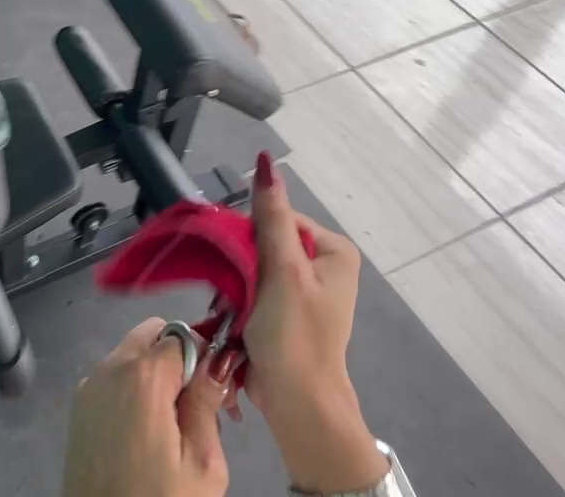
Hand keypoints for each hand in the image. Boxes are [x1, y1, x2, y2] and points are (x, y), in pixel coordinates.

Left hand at [62, 317, 229, 496]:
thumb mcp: (201, 463)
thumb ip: (206, 403)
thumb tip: (214, 361)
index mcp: (141, 375)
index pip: (182, 335)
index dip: (206, 357)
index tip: (220, 393)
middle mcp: (109, 367)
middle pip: (152, 336)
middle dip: (180, 357)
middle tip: (201, 405)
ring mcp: (89, 386)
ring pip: (132, 355)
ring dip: (157, 373)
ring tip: (177, 426)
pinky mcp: (79, 408)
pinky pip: (114, 379)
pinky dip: (134, 389)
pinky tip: (148, 434)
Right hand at [240, 152, 388, 493]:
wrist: (296, 403)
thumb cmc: (294, 334)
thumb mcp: (281, 270)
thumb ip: (271, 217)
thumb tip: (265, 162)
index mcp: (335, 250)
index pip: (279, 217)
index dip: (251, 235)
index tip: (240, 262)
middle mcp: (325, 264)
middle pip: (266, 240)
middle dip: (242, 260)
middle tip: (231, 287)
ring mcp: (306, 289)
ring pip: (256, 263)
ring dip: (237, 281)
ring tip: (230, 304)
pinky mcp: (288, 310)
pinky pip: (257, 287)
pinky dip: (240, 297)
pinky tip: (232, 313)